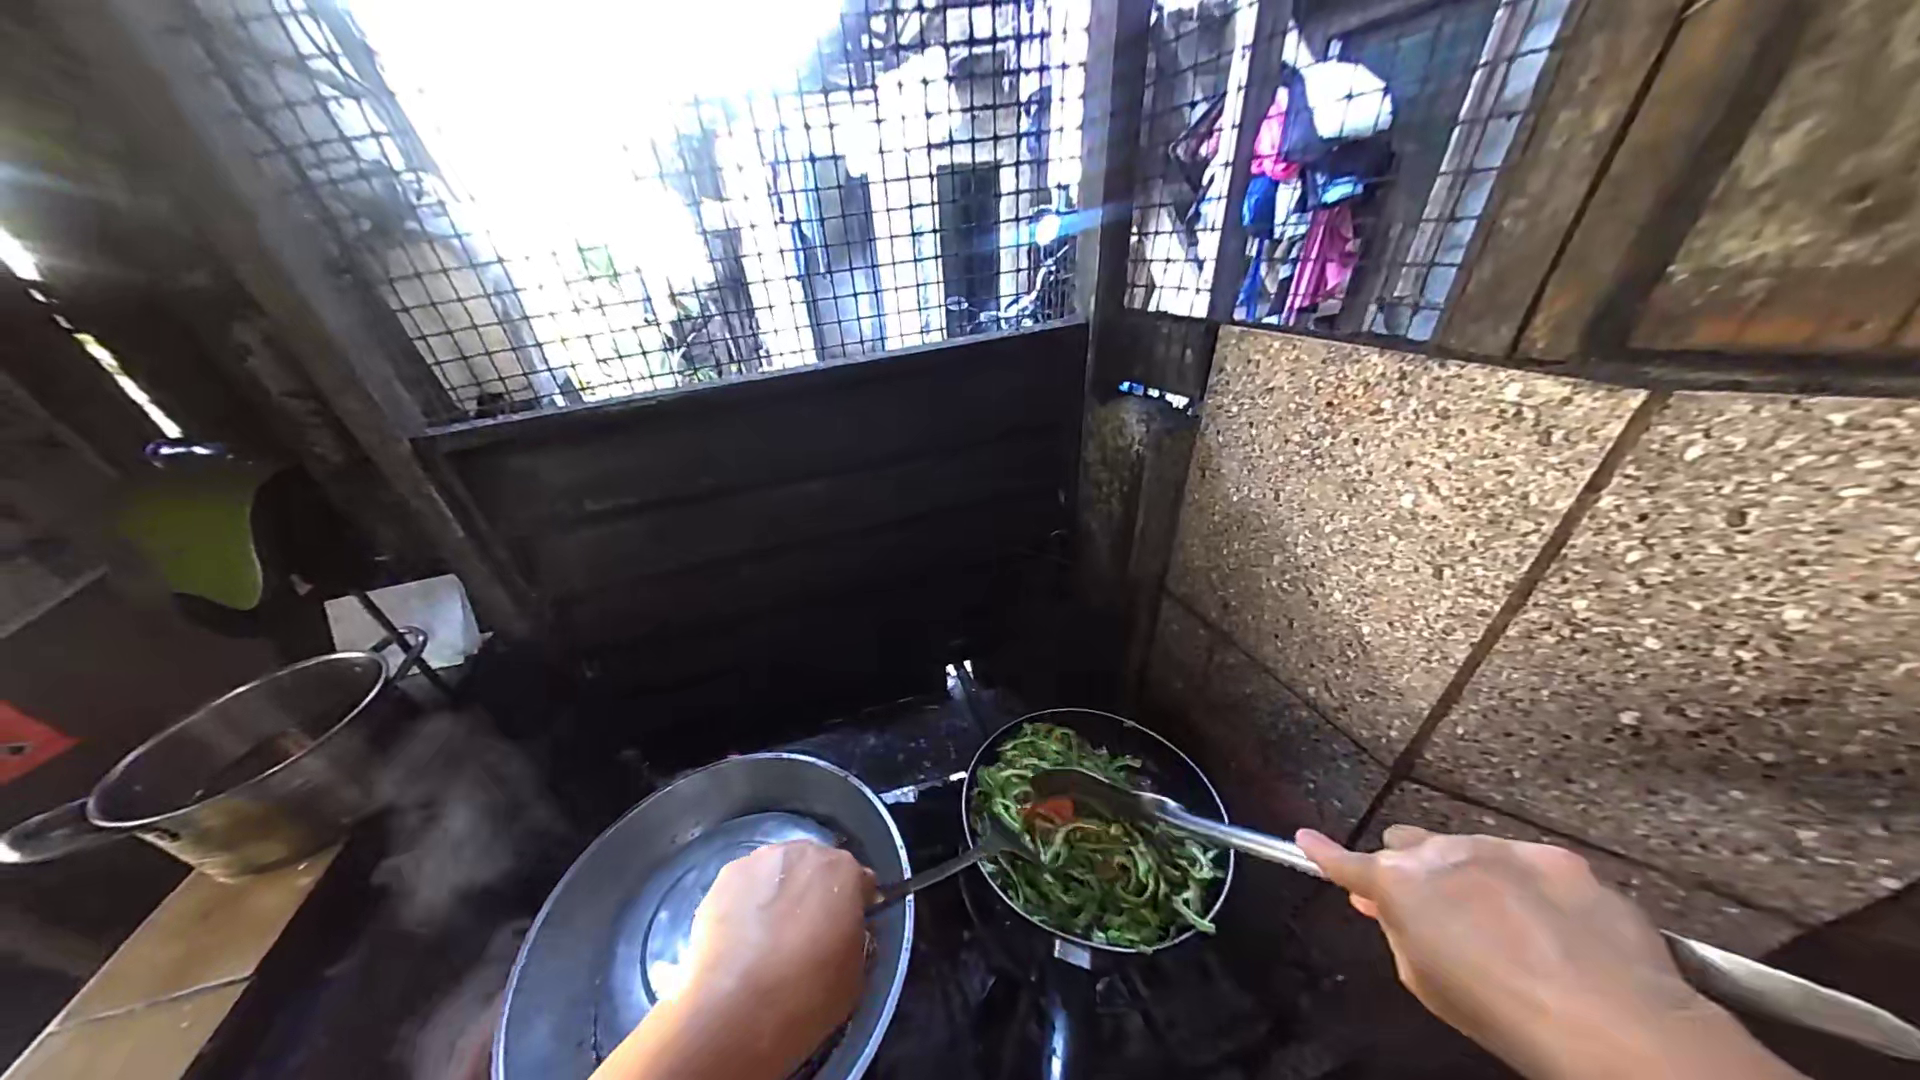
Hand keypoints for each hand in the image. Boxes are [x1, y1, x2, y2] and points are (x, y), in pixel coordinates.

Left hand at [680, 840, 873, 1040]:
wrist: (736, 1011)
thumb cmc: (807, 995)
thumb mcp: (854, 973)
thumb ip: (854, 935)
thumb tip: (844, 929)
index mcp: (845, 871)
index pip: (859, 880)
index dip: (854, 905)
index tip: (844, 930)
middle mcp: (806, 852)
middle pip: (816, 866)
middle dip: (814, 892)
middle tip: (804, 933)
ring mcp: (762, 860)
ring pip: (778, 870)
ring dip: (779, 892)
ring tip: (766, 936)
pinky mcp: (725, 875)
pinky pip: (745, 884)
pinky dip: (746, 903)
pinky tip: (740, 937)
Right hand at [1296, 826, 1802, 1079]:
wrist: (1617, 1027)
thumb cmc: (1498, 1011)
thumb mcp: (1425, 980)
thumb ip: (1398, 931)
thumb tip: (1383, 906)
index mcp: (1398, 882)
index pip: (1344, 861)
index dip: (1321, 852)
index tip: (1305, 838)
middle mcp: (1439, 851)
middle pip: (1408, 844)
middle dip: (1414, 869)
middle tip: (1439, 908)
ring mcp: (1500, 847)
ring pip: (1466, 848)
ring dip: (1470, 874)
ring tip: (1513, 925)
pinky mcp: (1557, 856)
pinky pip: (1527, 864)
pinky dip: (1529, 886)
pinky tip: (1559, 926)